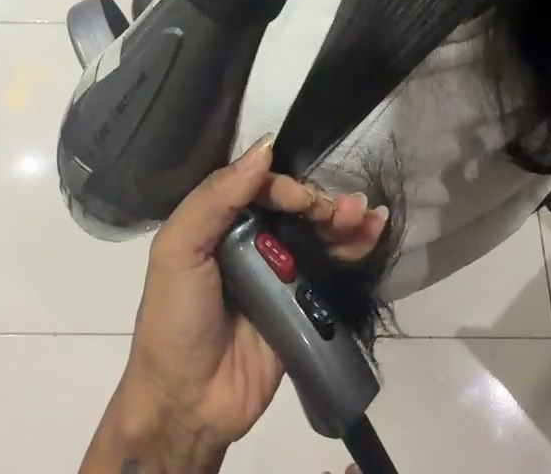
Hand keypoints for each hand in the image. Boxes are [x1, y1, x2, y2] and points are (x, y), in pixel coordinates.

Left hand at [98, 136, 387, 468]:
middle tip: (342, 210)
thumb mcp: (178, 250)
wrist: (188, 403)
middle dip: (321, 201)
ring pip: (319, 232)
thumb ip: (216, 197)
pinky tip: (375, 229)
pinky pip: (333, 267)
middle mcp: (251, 241)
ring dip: (345, 219)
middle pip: (295, 206)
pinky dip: (356, 246)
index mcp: (218, 223)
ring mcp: (280, 273)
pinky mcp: (304, 304)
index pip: (259, 186)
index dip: (285, 186)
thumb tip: (266, 146)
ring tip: (366, 216)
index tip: (303, 201)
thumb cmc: (175, 319)